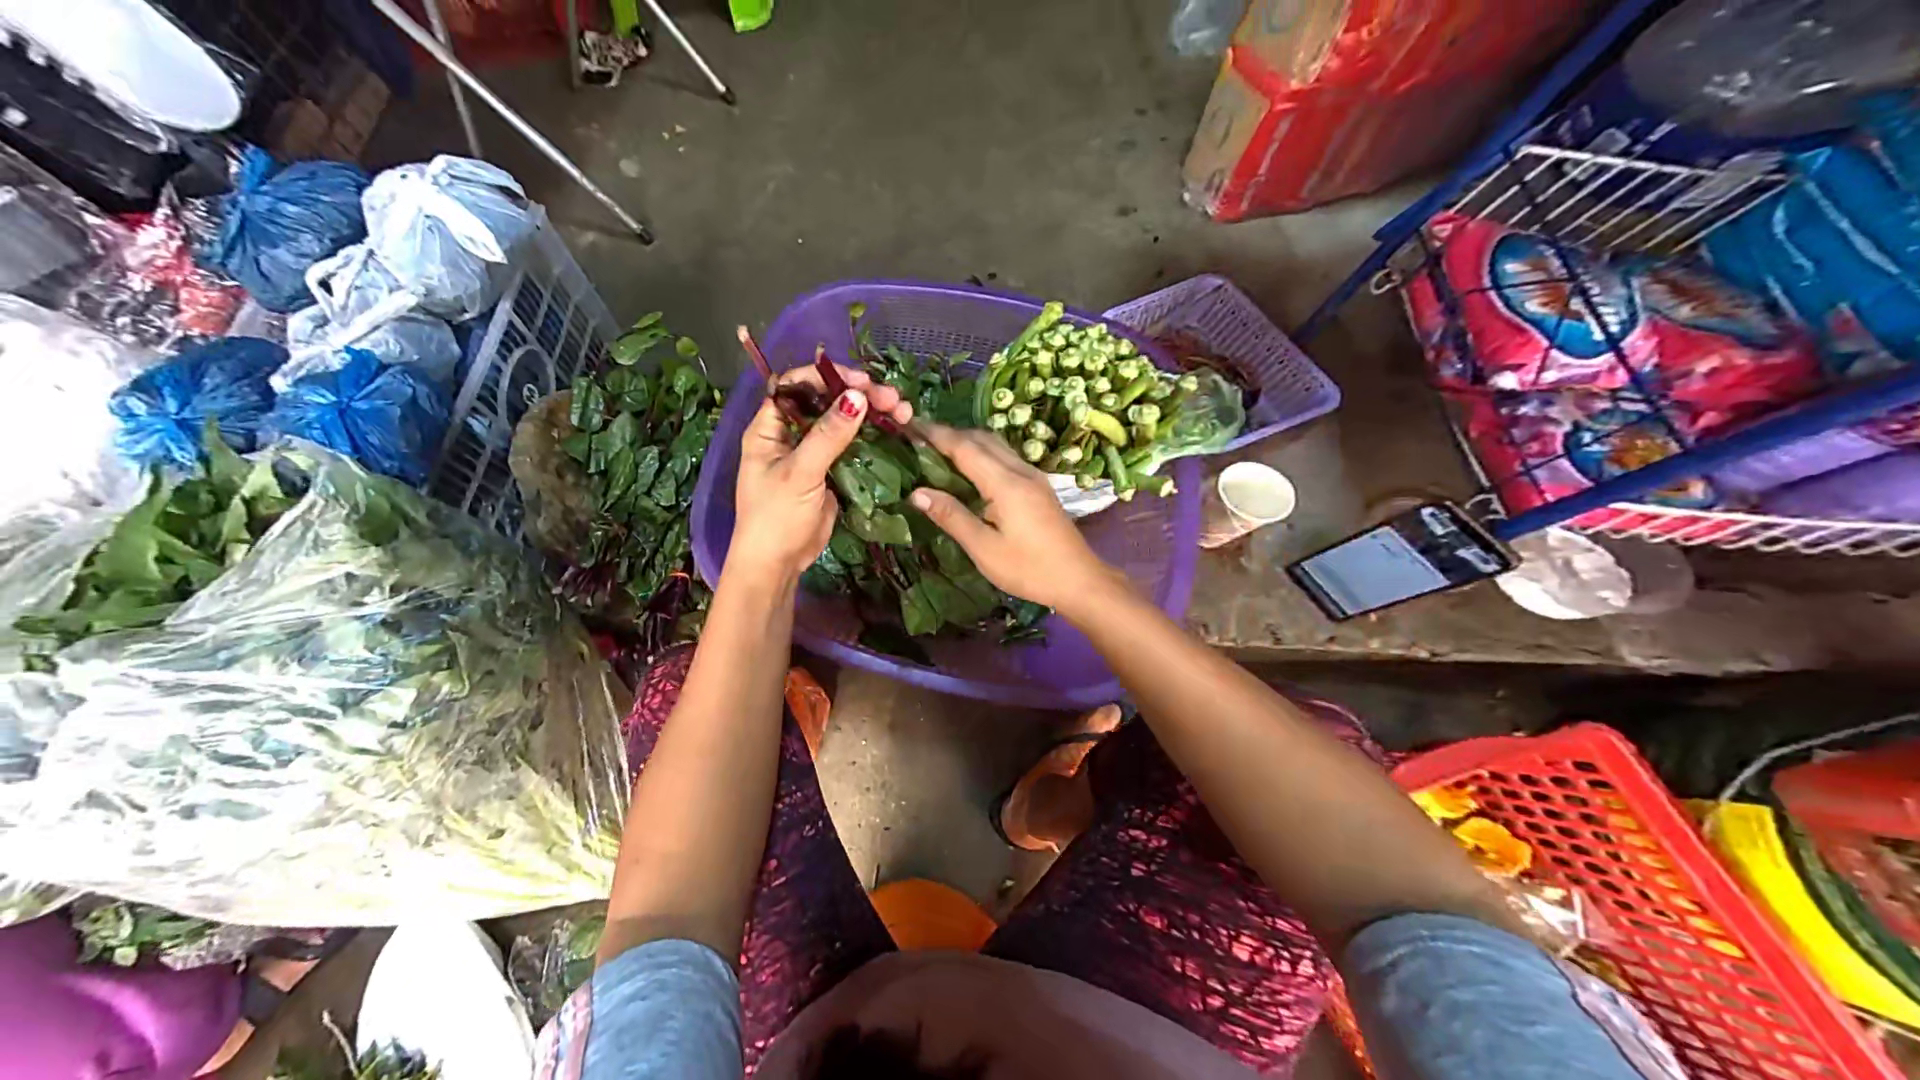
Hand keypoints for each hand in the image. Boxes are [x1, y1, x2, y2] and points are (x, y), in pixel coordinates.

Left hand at [729, 367, 912, 584]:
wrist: (778, 563)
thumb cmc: (776, 516)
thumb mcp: (801, 472)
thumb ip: (829, 435)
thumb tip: (858, 396)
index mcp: (770, 427)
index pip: (797, 385)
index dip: (828, 377)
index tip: (861, 381)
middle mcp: (791, 434)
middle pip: (827, 401)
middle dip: (860, 395)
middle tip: (893, 399)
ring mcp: (813, 452)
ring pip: (844, 422)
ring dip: (873, 414)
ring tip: (904, 412)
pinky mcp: (831, 471)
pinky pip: (854, 445)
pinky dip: (874, 436)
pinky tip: (897, 430)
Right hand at [907, 423, 1127, 615]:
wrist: (1079, 579)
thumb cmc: (1029, 569)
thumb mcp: (984, 549)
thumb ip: (951, 517)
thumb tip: (917, 493)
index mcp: (1006, 483)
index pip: (964, 447)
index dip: (935, 434)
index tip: (909, 426)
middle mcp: (1021, 471)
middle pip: (981, 439)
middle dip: (949, 434)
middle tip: (917, 437)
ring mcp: (1033, 477)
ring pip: (996, 446)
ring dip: (966, 442)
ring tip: (937, 450)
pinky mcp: (1038, 487)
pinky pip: (1005, 458)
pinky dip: (982, 454)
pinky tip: (968, 469)